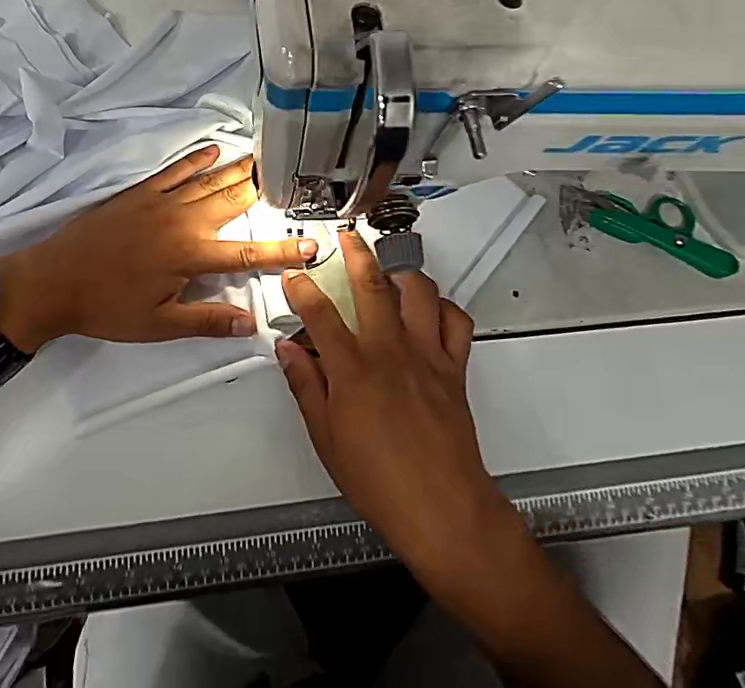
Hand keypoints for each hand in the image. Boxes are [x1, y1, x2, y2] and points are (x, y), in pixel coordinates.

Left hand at [0, 144, 315, 351]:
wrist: (53, 281)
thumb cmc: (106, 307)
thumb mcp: (157, 325)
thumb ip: (206, 322)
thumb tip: (250, 324)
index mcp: (190, 255)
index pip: (248, 252)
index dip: (283, 251)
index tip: (311, 246)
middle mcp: (182, 221)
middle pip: (234, 202)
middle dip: (267, 192)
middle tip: (293, 181)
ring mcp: (160, 202)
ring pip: (210, 181)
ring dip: (240, 170)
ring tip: (266, 161)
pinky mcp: (139, 193)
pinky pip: (175, 170)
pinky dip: (196, 159)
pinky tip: (213, 150)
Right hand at [275, 230, 516, 577]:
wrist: (441, 506)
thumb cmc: (385, 481)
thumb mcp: (326, 436)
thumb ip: (306, 386)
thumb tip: (289, 354)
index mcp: (354, 369)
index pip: (319, 313)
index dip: (302, 290)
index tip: (295, 280)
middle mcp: (391, 352)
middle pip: (371, 284)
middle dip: (356, 253)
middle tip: (348, 239)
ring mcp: (426, 355)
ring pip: (418, 291)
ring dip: (402, 271)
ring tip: (390, 266)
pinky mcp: (453, 367)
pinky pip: (455, 321)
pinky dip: (444, 306)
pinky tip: (432, 306)